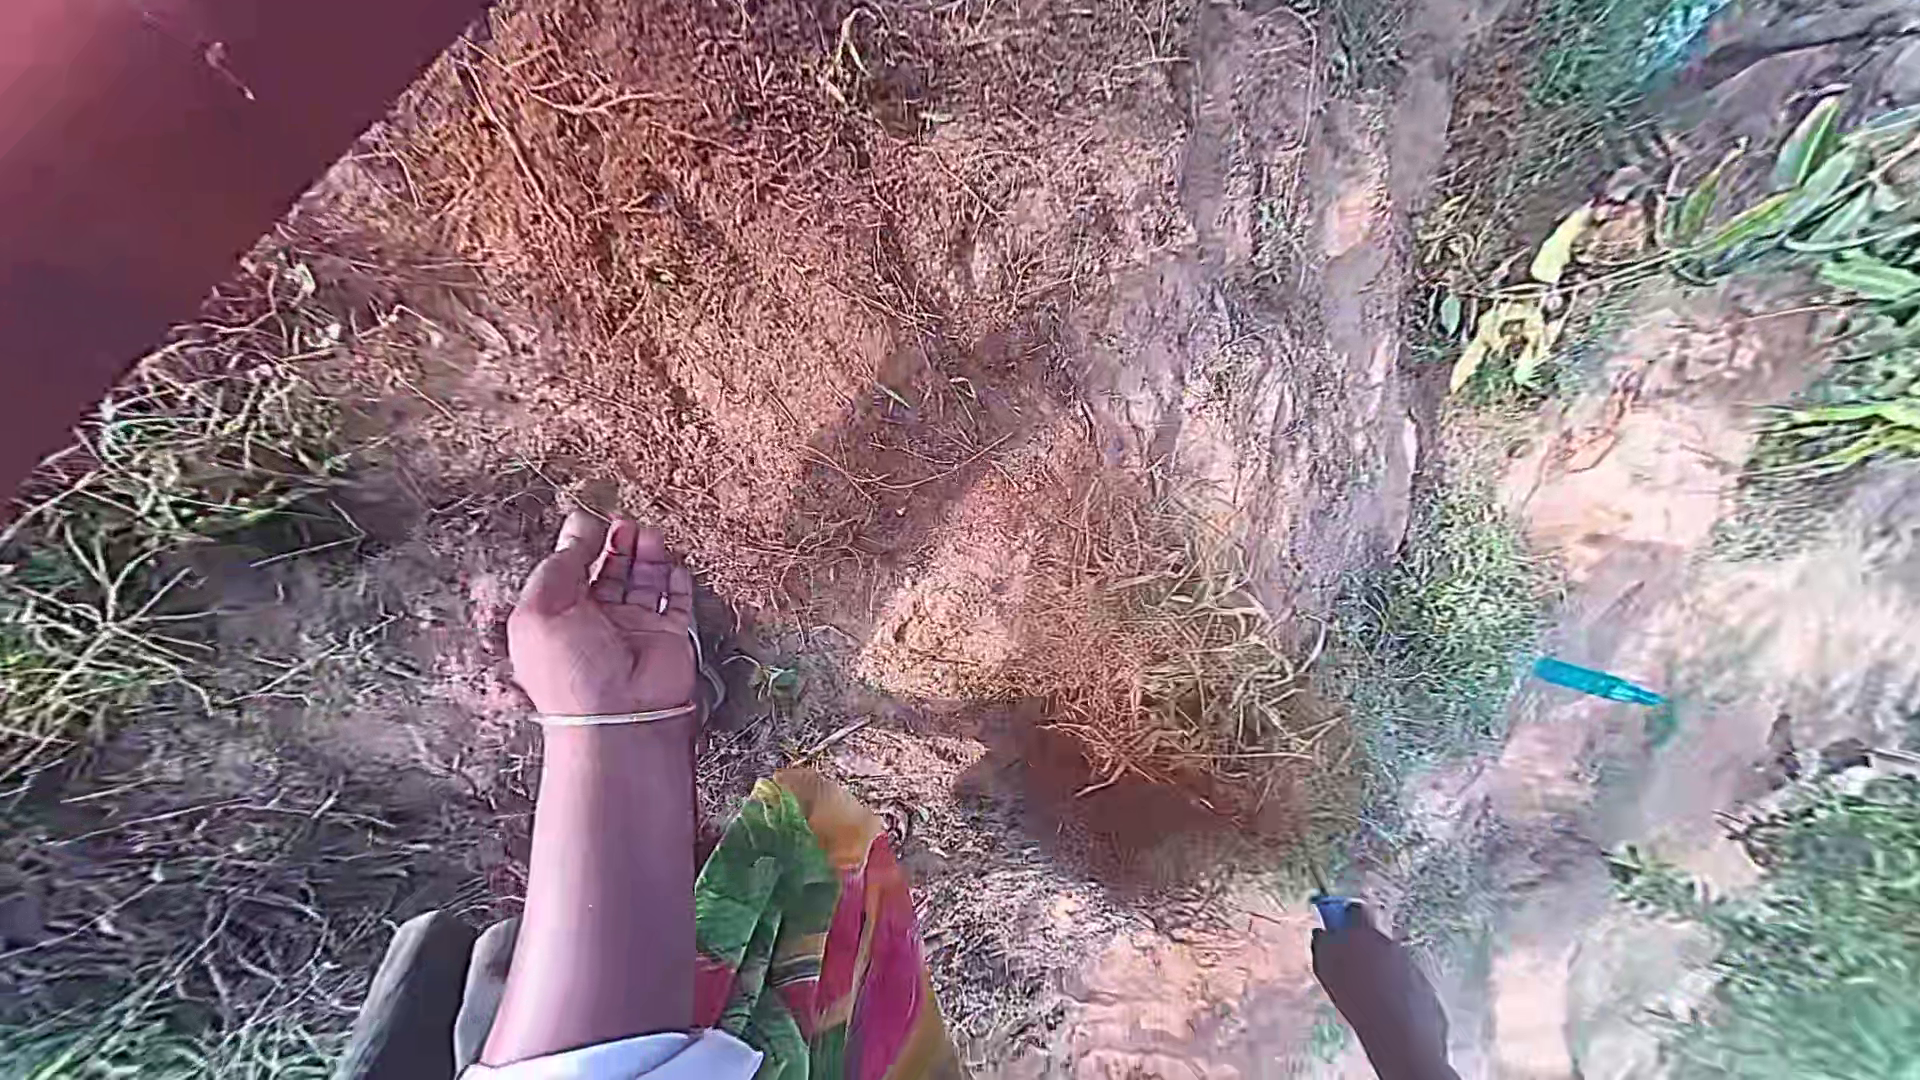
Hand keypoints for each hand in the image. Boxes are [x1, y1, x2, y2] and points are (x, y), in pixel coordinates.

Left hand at [508, 510, 695, 715]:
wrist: (619, 713)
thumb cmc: (571, 668)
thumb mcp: (541, 610)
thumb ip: (561, 565)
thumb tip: (579, 528)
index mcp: (561, 615)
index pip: (573, 570)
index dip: (582, 544)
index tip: (593, 519)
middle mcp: (599, 620)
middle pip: (611, 572)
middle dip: (618, 546)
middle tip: (626, 523)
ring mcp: (637, 627)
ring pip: (645, 582)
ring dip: (647, 557)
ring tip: (650, 534)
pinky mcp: (669, 635)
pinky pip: (676, 602)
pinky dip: (676, 582)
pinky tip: (673, 565)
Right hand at [1311, 906, 1457, 1079]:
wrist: (1399, 1036)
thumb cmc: (1357, 998)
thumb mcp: (1324, 967)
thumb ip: (1321, 942)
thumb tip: (1321, 933)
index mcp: (1364, 932)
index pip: (1355, 909)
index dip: (1346, 912)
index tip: (1339, 919)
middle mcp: (1391, 944)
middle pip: (1376, 936)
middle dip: (1365, 945)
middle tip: (1353, 961)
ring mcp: (1413, 968)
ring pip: (1393, 961)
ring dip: (1382, 969)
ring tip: (1370, 990)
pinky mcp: (1428, 991)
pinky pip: (1409, 984)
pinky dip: (1399, 990)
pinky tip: (1388, 1006)